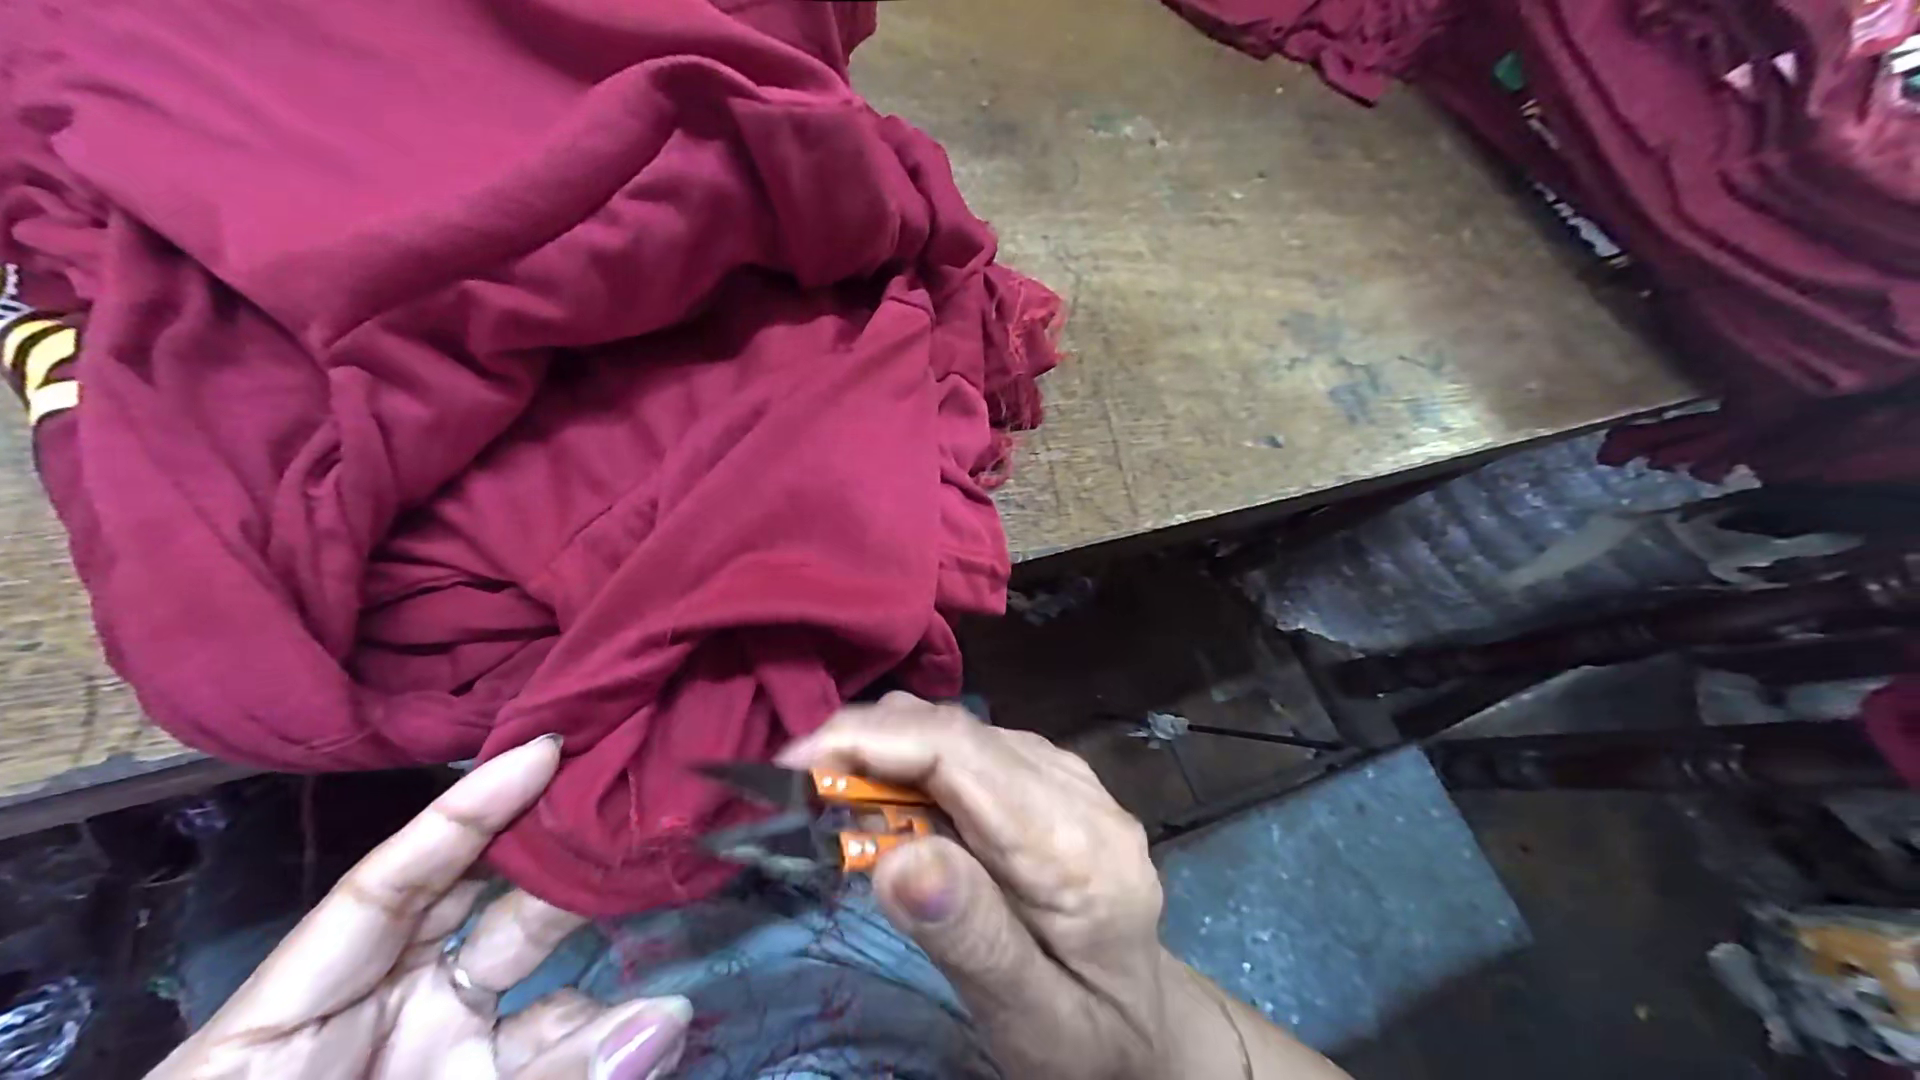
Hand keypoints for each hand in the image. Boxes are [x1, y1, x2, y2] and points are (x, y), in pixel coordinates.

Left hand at [147, 736, 691, 1079]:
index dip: (466, 810)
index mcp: (291, 1024)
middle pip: (480, 908)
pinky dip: (608, 1027)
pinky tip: (661, 1015)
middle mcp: (376, 1017)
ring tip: (673, 899)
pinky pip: (556, 1038)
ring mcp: (436, 1053)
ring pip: (535, 972)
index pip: (390, 885)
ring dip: (603, 944)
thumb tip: (671, 1014)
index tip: (546, 748)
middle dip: (561, 858)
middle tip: (638, 807)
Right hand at [778, 694, 1168, 1079]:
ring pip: (957, 729)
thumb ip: (972, 937)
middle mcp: (1073, 787)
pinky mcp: (1046, 774)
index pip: (963, 753)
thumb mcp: (1033, 1019)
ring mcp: (1063, 772)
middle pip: (955, 729)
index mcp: (1076, 844)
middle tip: (805, 797)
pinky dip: (915, 766)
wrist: (1146, 1017)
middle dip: (867, 744)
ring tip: (848, 815)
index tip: (793, 764)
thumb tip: (896, 859)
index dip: (873, 740)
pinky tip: (900, 815)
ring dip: (888, 755)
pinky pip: (968, 747)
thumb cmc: (1087, 1033)